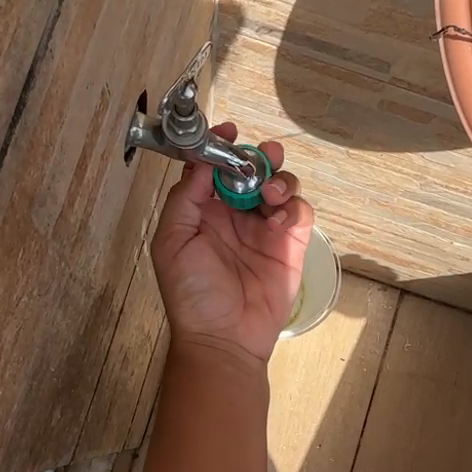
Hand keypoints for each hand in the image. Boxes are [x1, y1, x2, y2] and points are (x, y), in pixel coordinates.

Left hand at [150, 122, 314, 364]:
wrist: (223, 339)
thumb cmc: (192, 295)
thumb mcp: (172, 242)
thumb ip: (186, 198)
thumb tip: (204, 162)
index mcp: (204, 212)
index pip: (215, 169)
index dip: (222, 147)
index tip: (229, 132)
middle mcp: (235, 216)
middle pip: (252, 171)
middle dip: (258, 157)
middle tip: (262, 156)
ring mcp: (264, 230)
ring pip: (279, 186)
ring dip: (278, 178)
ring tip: (270, 192)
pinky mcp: (289, 246)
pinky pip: (299, 213)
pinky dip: (295, 205)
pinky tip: (280, 215)